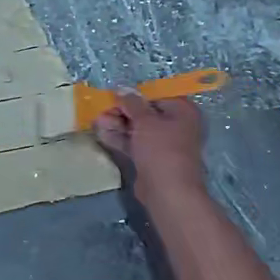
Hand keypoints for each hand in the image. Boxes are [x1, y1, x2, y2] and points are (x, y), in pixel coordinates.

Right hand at [93, 92, 207, 203]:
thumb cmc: (160, 149)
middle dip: (121, 111)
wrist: (167, 190)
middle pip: (144, 112)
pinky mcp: (151, 158)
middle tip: (102, 110)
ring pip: (137, 128)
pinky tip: (102, 134)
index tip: (114, 96)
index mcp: (182, 111)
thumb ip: (131, 102)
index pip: (155, 96)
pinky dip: (119, 138)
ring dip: (117, 124)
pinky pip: (134, 143)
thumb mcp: (145, 120)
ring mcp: (163, 143)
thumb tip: (122, 89)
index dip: (134, 95)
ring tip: (97, 122)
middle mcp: (176, 125)